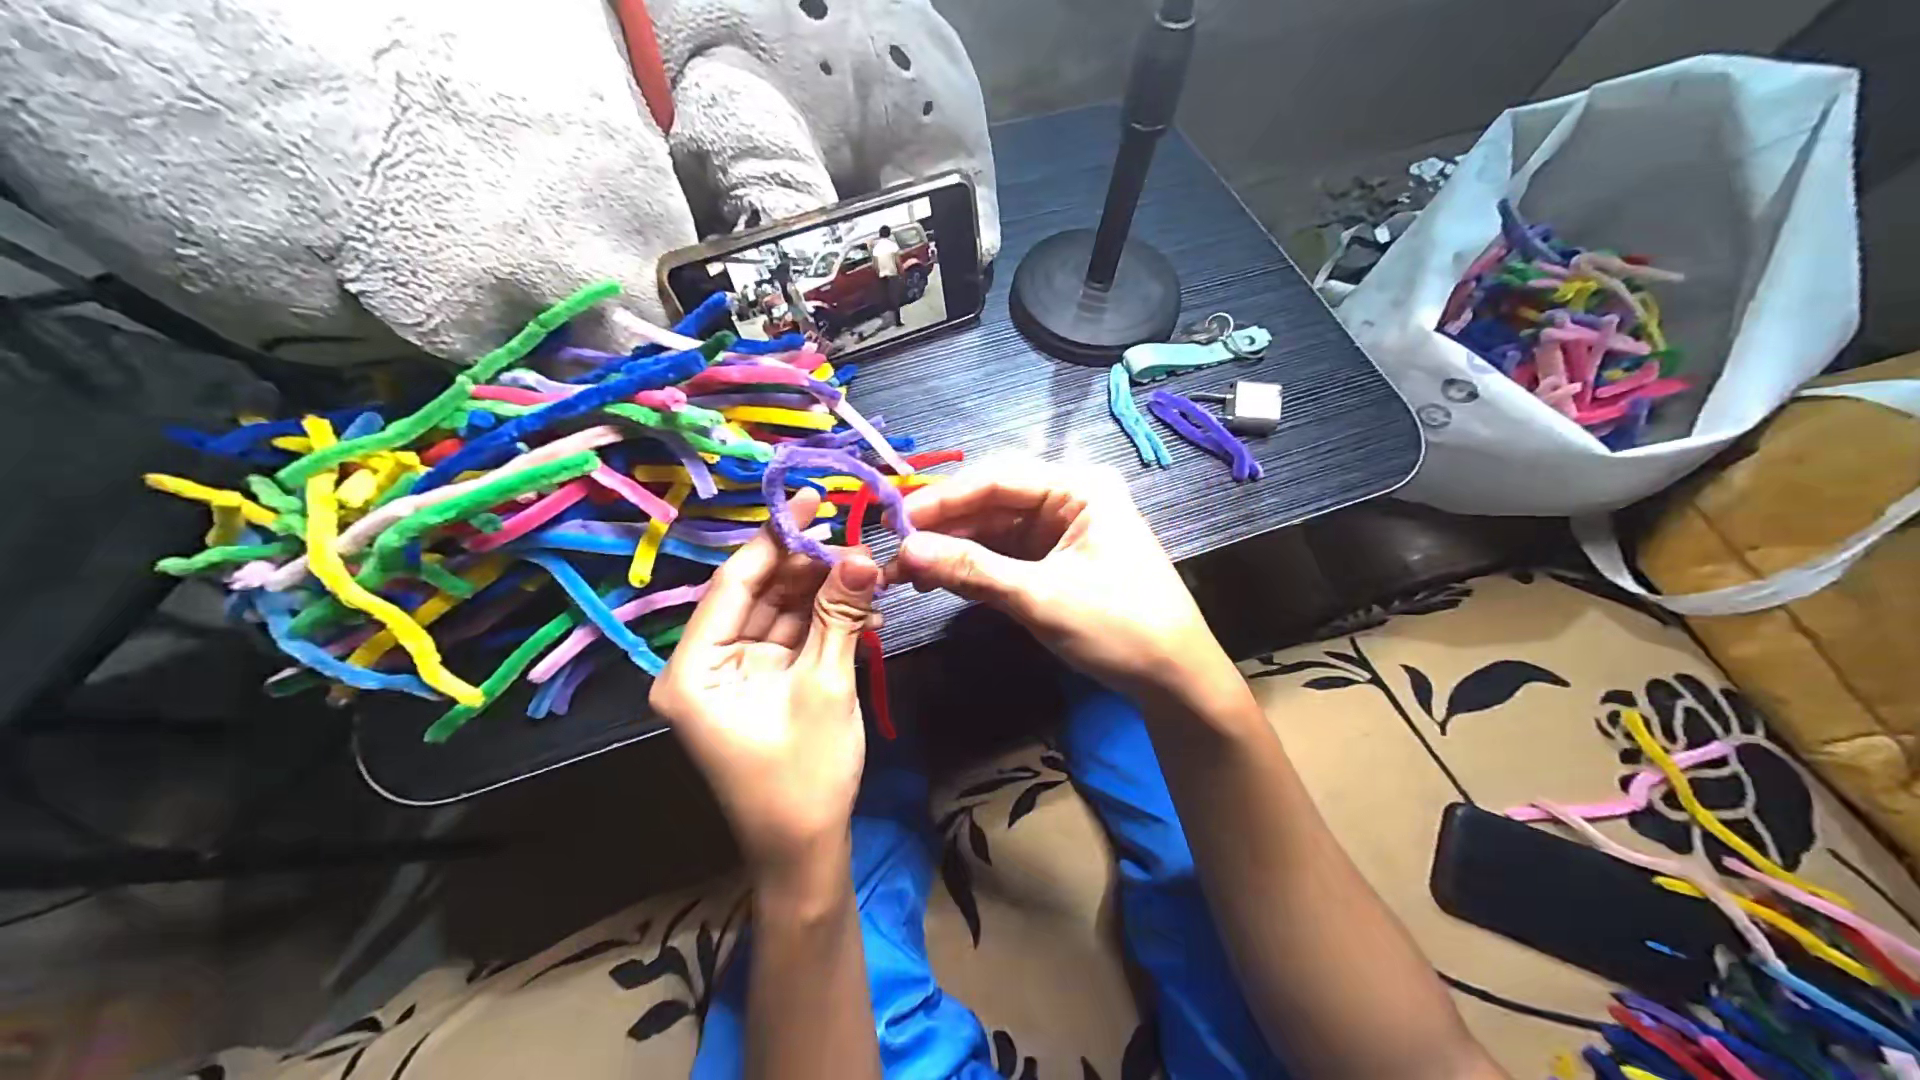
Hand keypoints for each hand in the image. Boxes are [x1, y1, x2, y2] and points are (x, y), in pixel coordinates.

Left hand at [650, 488, 879, 878]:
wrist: (806, 851)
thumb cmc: (804, 777)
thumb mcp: (824, 687)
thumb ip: (839, 616)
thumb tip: (861, 554)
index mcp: (693, 668)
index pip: (734, 583)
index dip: (776, 538)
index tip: (813, 499)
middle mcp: (705, 664)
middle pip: (758, 594)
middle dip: (806, 565)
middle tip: (852, 533)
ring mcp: (734, 673)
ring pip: (778, 612)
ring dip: (821, 591)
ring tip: (864, 566)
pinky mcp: (761, 683)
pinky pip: (791, 637)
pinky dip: (823, 621)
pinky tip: (860, 604)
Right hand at [885, 460, 1236, 705]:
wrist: (1172, 679)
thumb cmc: (1119, 627)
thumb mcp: (1041, 597)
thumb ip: (972, 570)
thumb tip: (906, 551)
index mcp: (1078, 487)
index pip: (997, 480)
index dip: (942, 499)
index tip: (894, 520)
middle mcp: (1067, 499)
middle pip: (991, 503)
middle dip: (943, 528)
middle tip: (893, 551)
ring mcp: (1059, 530)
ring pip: (991, 530)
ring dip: (951, 550)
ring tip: (905, 572)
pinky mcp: (1052, 561)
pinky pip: (1002, 555)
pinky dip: (970, 568)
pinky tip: (936, 579)